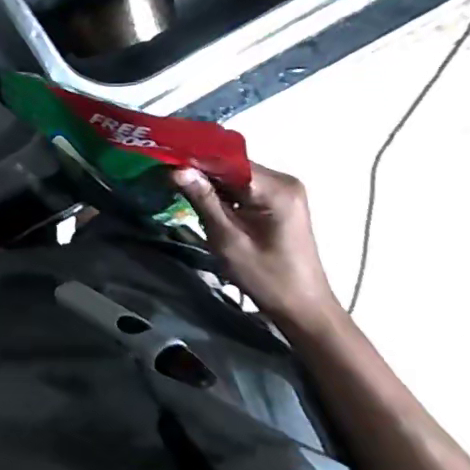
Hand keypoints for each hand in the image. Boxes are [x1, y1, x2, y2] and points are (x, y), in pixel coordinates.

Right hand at [173, 164, 340, 331]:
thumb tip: (177, 169)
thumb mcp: (229, 241)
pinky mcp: (280, 200)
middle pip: (233, 165)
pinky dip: (225, 192)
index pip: (228, 161)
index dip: (195, 160)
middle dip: (201, 170)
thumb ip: (204, 201)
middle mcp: (284, 181)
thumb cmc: (267, 279)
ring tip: (179, 185)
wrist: (304, 309)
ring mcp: (284, 190)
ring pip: (237, 175)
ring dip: (211, 182)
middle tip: (167, 175)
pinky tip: (205, 199)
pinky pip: (245, 186)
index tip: (165, 162)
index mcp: (277, 188)